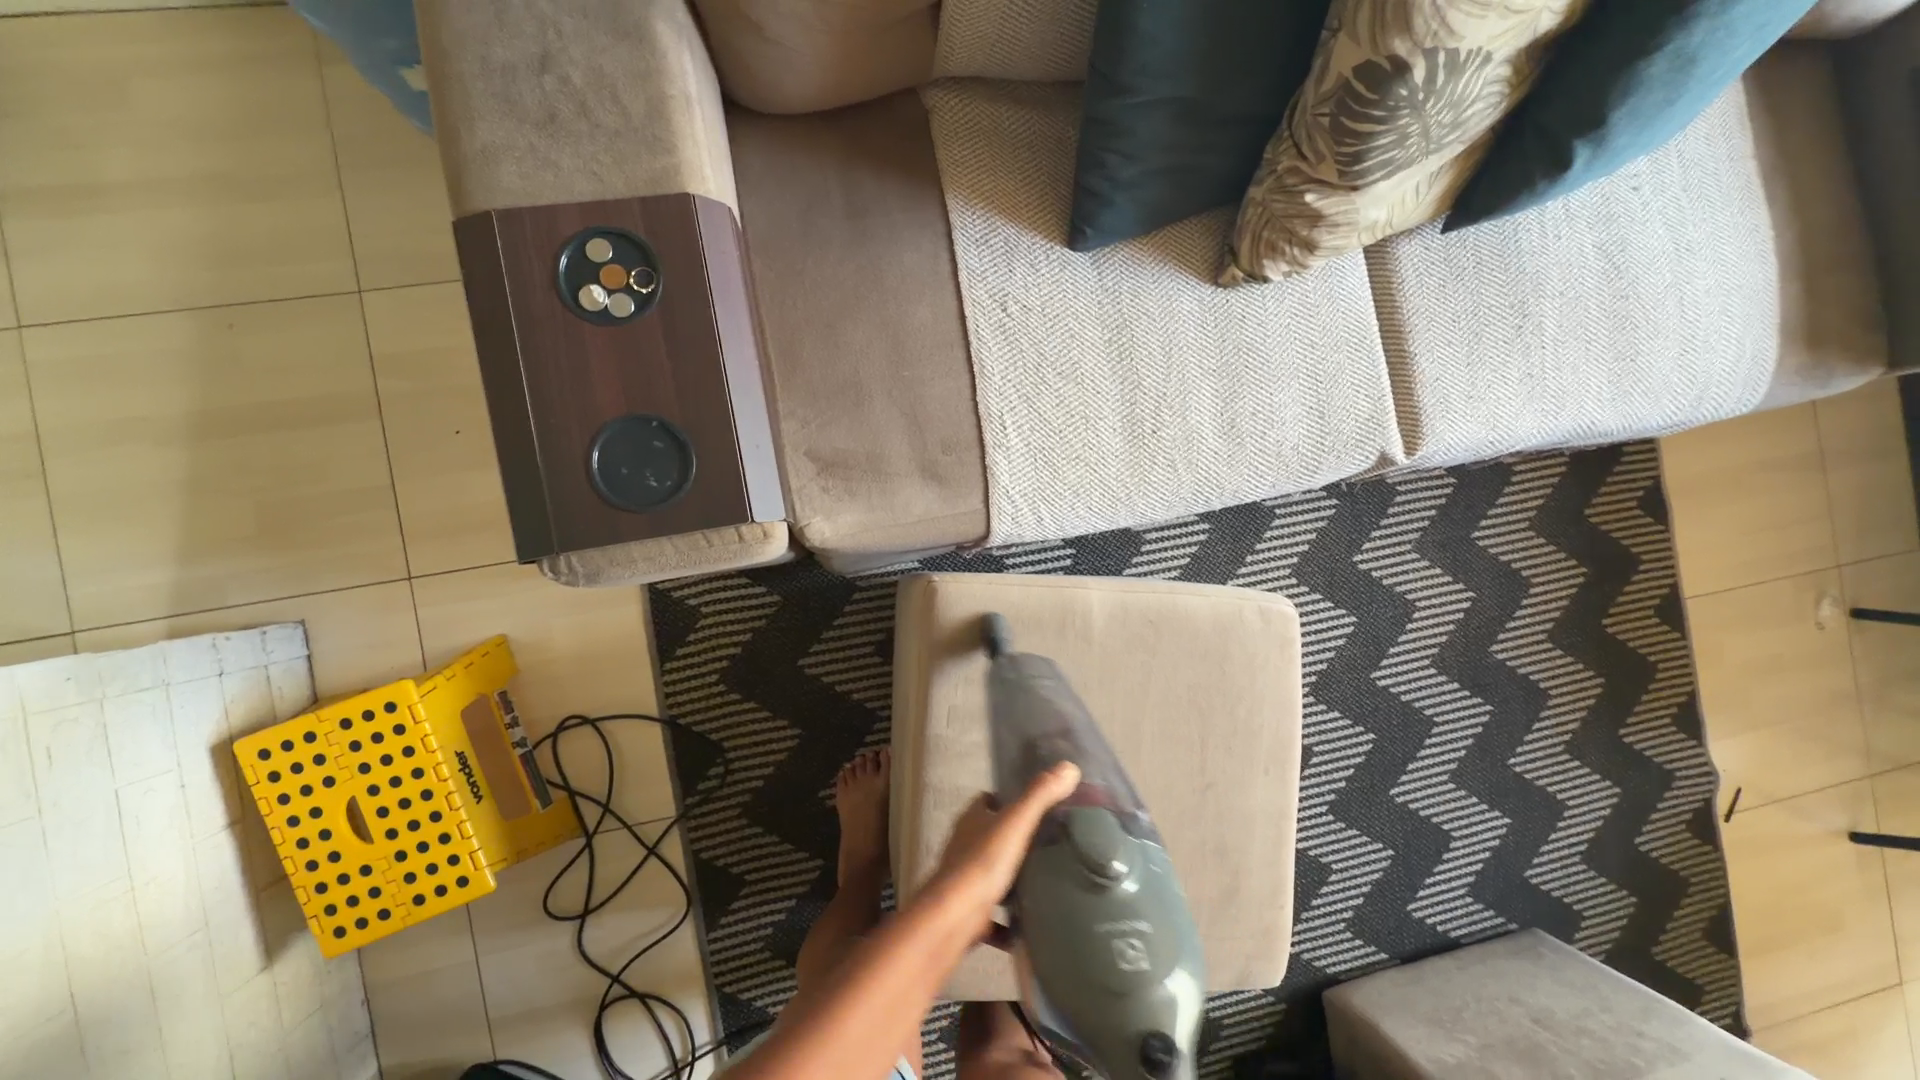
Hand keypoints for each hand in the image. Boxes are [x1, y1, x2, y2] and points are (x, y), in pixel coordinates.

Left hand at [928, 762, 1080, 924]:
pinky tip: (1031, 929)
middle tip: (1049, 845)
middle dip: (1012, 841)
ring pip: (990, 877)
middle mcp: (963, 847)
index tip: (1035, 806)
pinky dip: (1009, 925)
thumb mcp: (1016, 823)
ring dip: (1010, 881)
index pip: (985, 802)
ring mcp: (964, 883)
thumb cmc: (983, 862)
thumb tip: (1069, 766)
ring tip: (1045, 883)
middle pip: (988, 838)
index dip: (1005, 800)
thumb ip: (1040, 796)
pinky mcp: (969, 915)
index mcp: (971, 821)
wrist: (955, 917)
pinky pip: (993, 919)